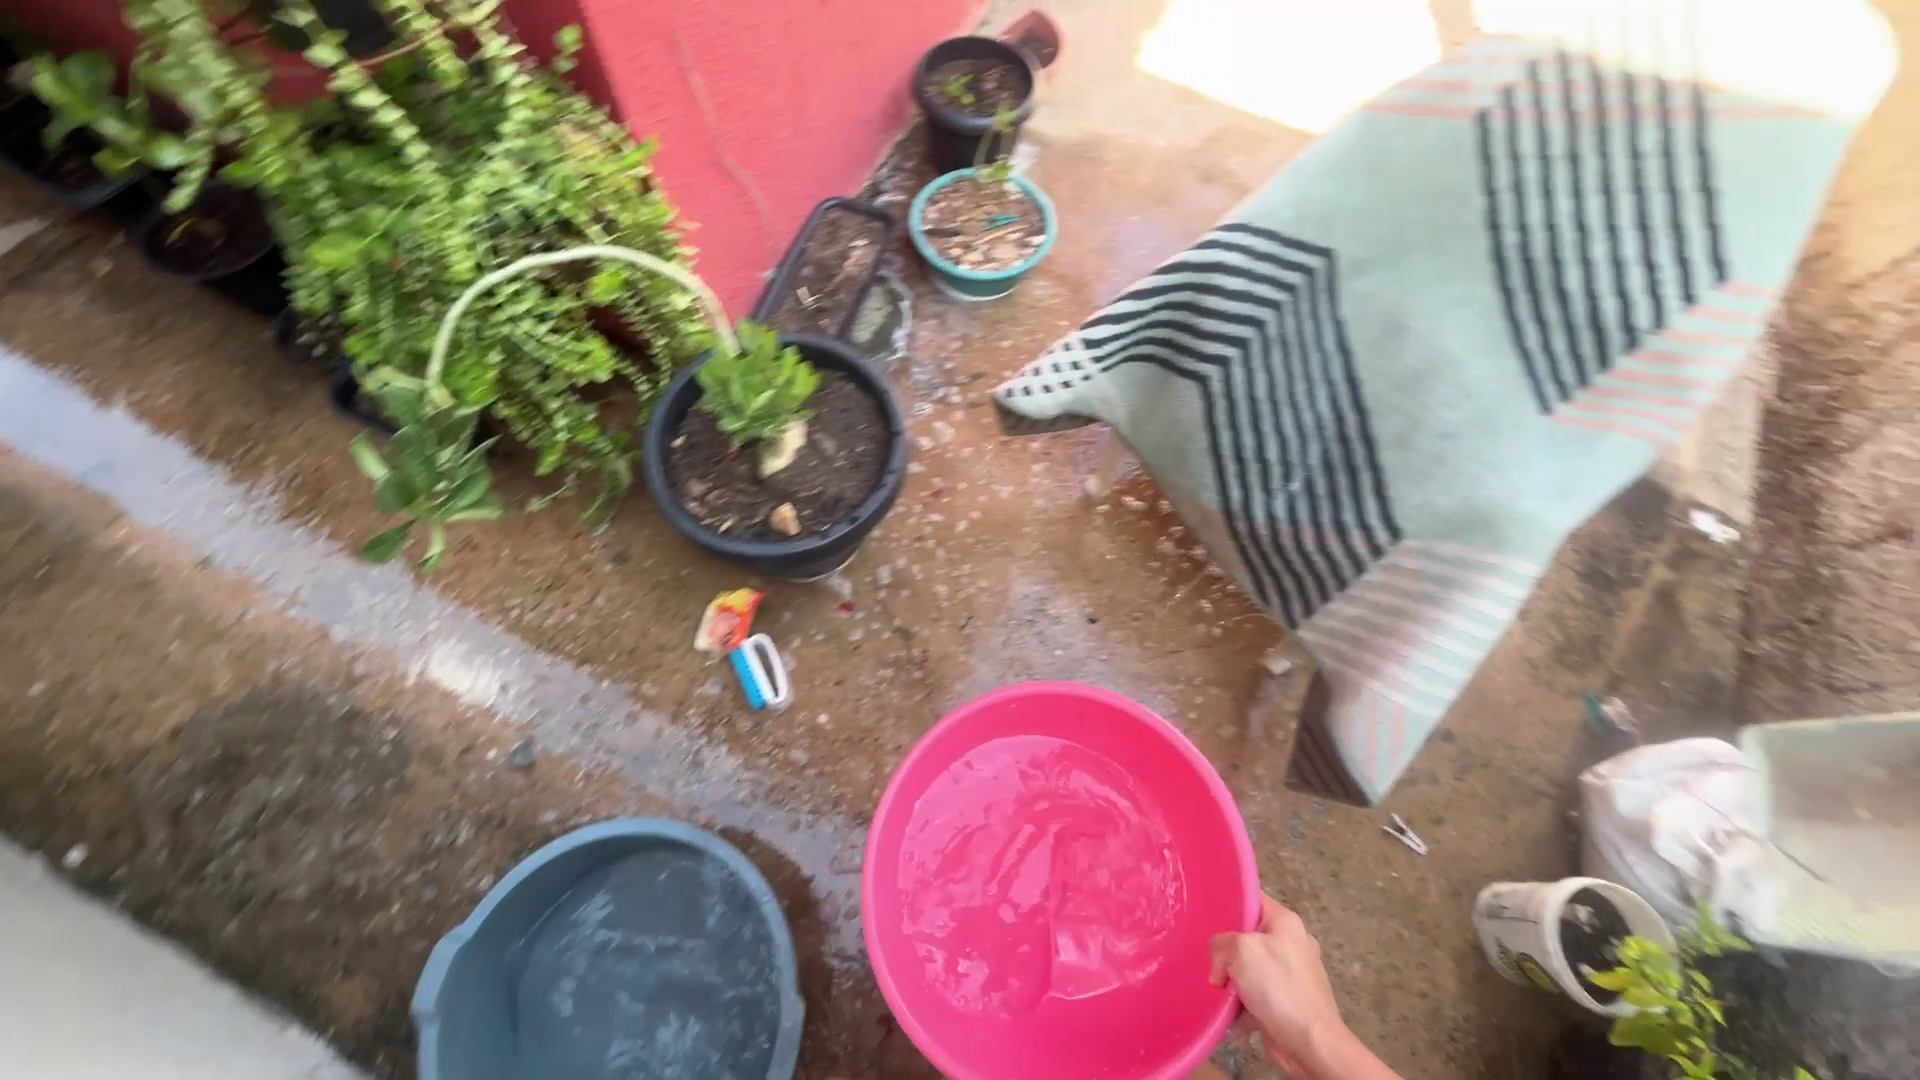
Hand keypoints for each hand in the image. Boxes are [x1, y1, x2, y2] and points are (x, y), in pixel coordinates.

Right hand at [1209, 894, 1343, 1075]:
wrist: (1311, 1043)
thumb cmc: (1279, 987)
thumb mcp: (1241, 950)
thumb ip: (1220, 944)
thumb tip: (1220, 969)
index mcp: (1286, 922)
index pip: (1252, 899)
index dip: (1228, 902)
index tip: (1205, 913)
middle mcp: (1292, 944)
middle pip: (1248, 936)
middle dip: (1227, 950)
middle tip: (1210, 959)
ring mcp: (1292, 975)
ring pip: (1250, 967)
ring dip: (1232, 979)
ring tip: (1216, 987)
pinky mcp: (1289, 1002)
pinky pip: (1257, 994)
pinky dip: (1243, 1001)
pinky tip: (1227, 1010)